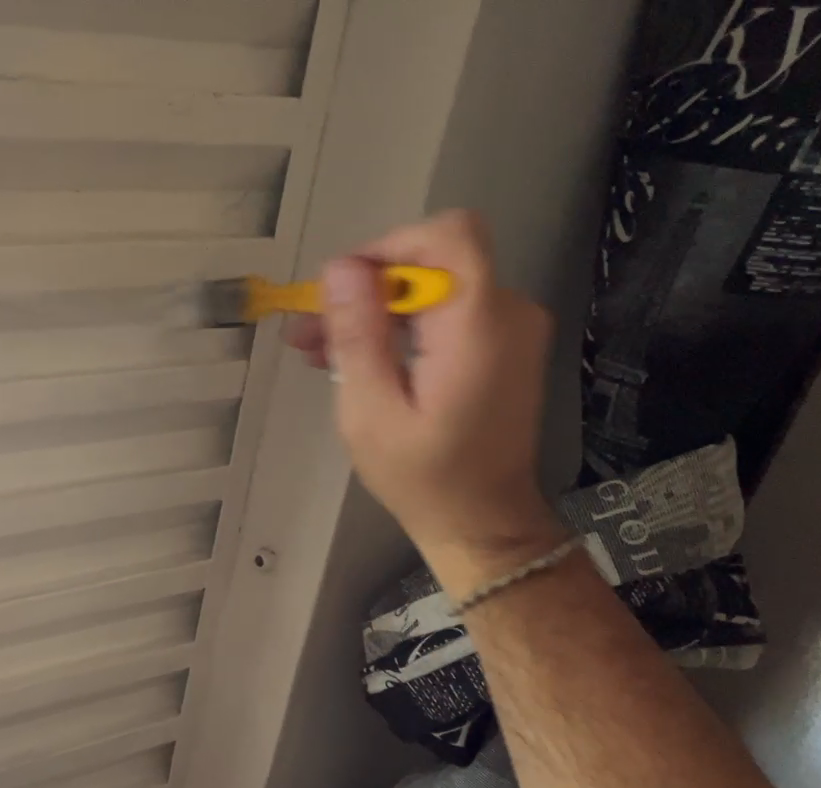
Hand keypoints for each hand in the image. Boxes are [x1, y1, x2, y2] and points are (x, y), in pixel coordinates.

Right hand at [281, 210, 564, 594]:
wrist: (480, 519)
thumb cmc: (420, 476)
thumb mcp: (370, 411)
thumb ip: (358, 335)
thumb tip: (340, 268)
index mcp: (477, 327)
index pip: (446, 236)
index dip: (386, 248)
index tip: (339, 292)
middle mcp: (507, 311)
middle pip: (433, 261)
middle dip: (365, 289)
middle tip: (309, 333)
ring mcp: (511, 327)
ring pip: (433, 287)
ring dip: (374, 312)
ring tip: (319, 352)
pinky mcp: (503, 344)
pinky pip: (445, 312)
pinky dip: (399, 327)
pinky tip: (359, 360)